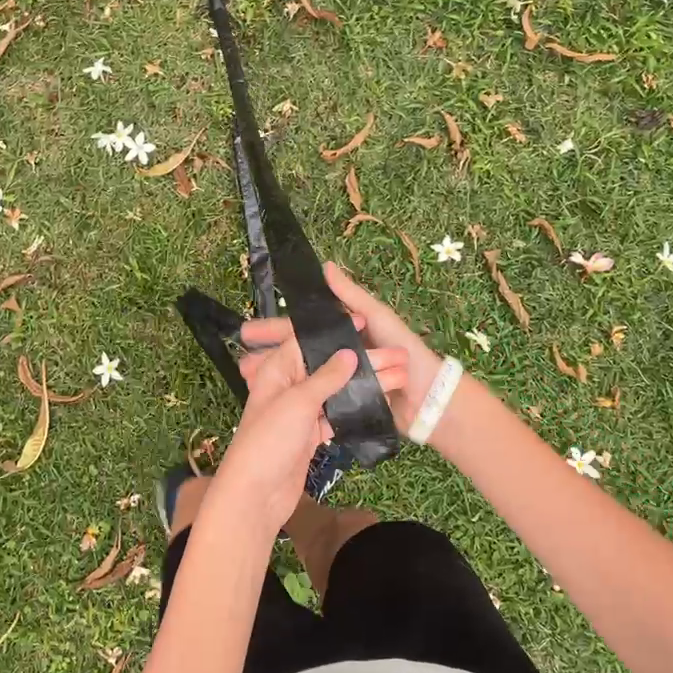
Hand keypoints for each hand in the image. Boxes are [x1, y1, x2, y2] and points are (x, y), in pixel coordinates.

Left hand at [214, 345, 407, 531]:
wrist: (256, 494)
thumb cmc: (270, 439)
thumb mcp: (298, 402)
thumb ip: (325, 378)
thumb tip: (348, 353)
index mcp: (278, 370)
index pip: (307, 341)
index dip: (335, 333)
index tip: (364, 324)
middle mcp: (288, 386)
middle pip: (328, 367)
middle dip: (363, 361)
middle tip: (399, 357)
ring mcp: (300, 412)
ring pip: (336, 392)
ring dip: (365, 385)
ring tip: (400, 378)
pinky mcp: (310, 435)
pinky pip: (336, 415)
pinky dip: (356, 410)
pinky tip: (381, 403)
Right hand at [238, 263, 445, 435]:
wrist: (431, 400)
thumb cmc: (407, 353)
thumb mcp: (378, 319)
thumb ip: (352, 297)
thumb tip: (326, 266)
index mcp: (343, 335)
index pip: (300, 330)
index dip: (273, 331)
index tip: (246, 333)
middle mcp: (336, 357)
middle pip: (294, 356)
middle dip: (267, 358)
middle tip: (242, 364)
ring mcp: (338, 383)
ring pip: (299, 379)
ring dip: (275, 382)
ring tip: (251, 386)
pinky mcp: (344, 406)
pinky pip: (313, 402)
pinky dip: (293, 402)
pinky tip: (274, 406)